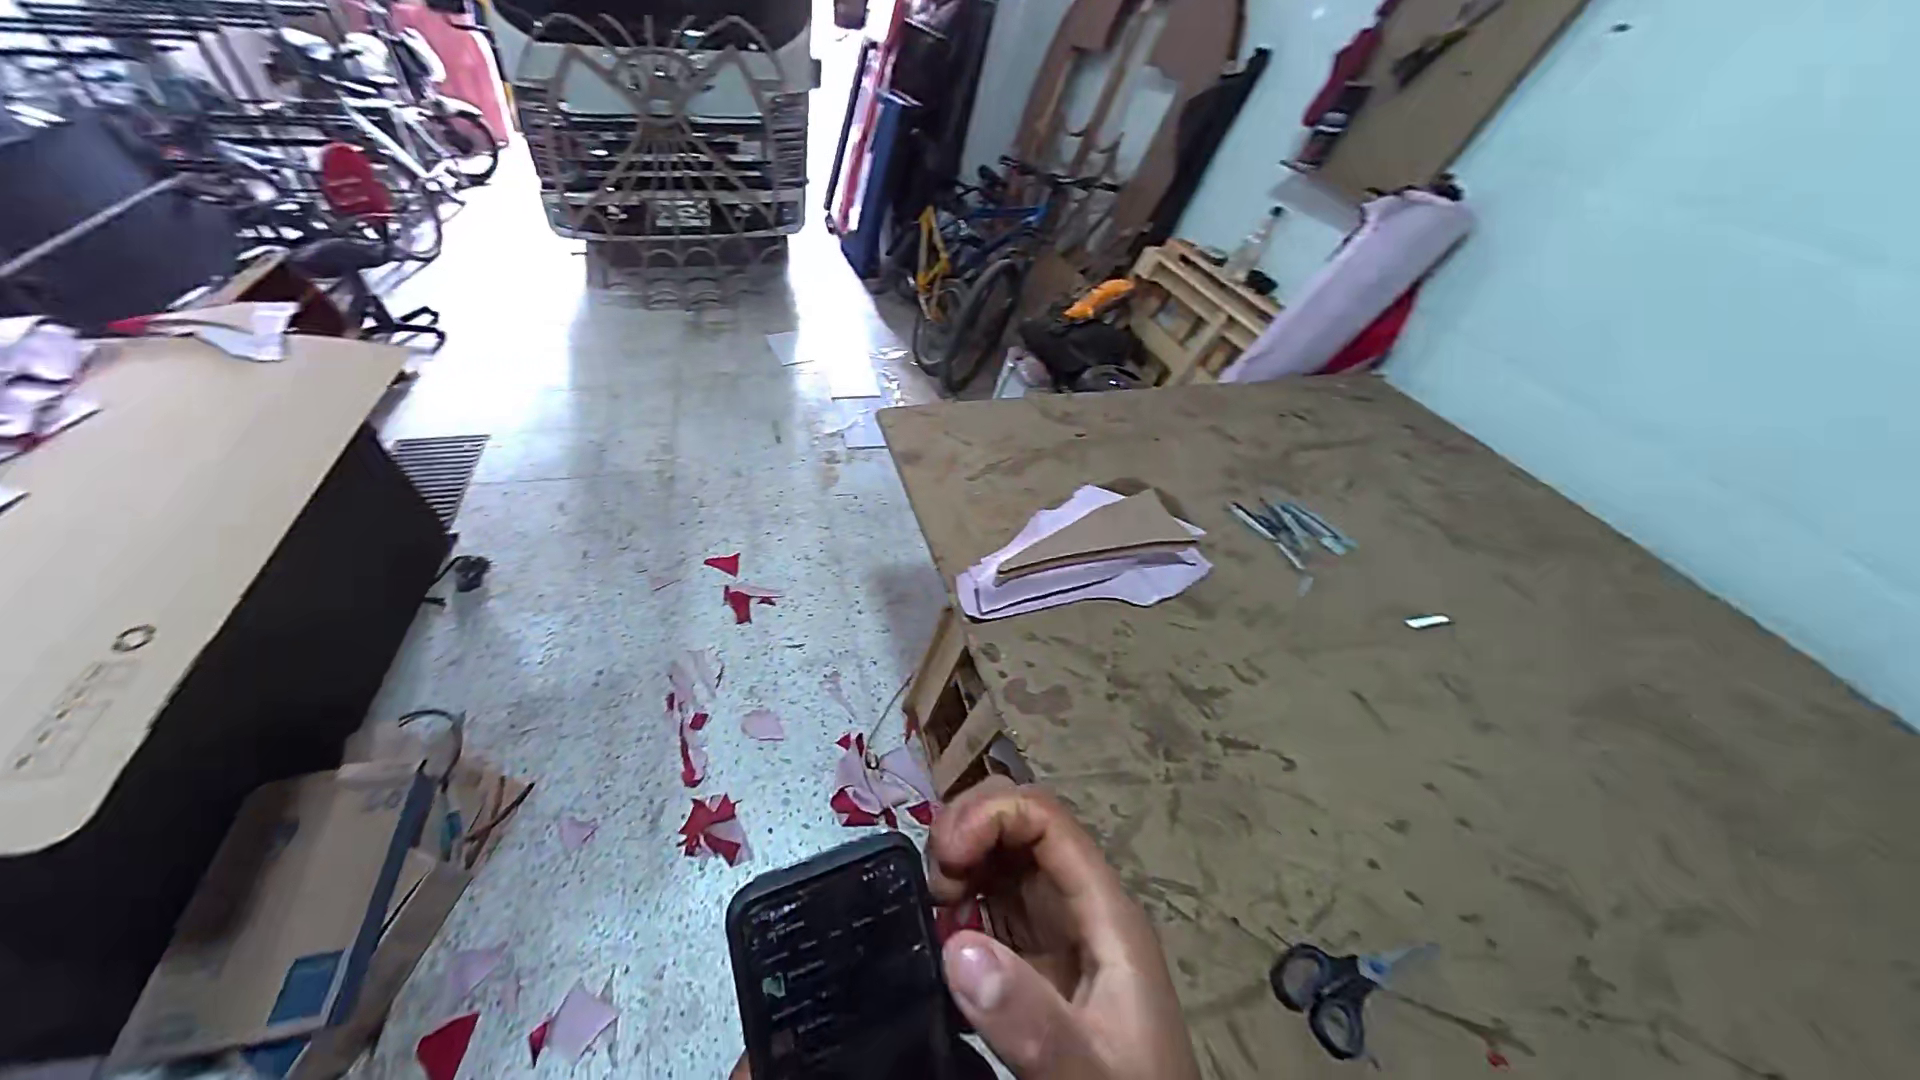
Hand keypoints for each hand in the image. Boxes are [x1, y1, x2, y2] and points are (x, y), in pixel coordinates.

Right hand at [928, 778, 1199, 1079]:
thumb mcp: (1088, 1073)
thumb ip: (1033, 1022)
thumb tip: (958, 948)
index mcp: (1103, 908)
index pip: (1045, 818)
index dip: (992, 815)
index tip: (946, 857)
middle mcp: (1077, 900)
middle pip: (1019, 821)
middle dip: (969, 828)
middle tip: (936, 882)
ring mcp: (1054, 923)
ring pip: (1000, 852)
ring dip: (959, 859)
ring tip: (936, 906)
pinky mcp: (1032, 951)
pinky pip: (990, 896)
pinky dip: (959, 897)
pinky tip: (945, 930)